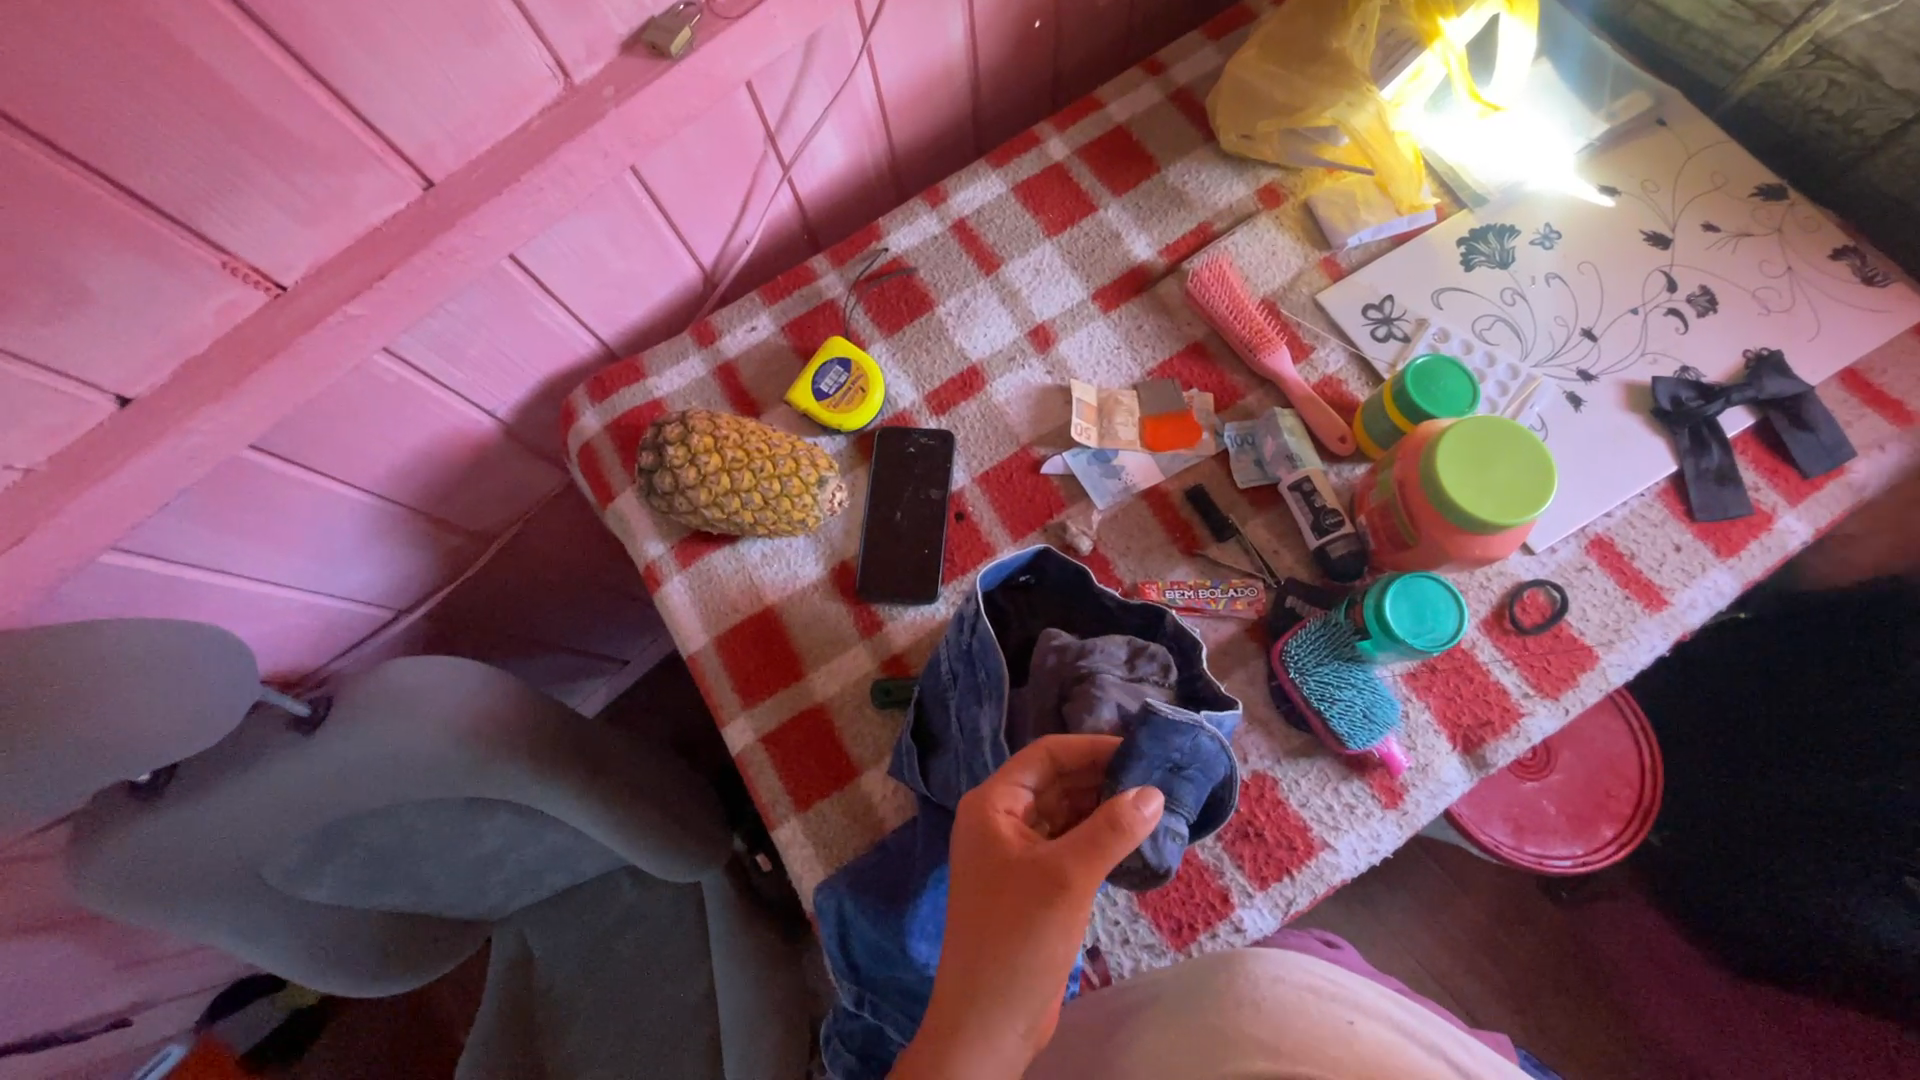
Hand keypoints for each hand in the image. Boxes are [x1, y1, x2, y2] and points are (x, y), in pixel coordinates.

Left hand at [893, 735, 1164, 1079]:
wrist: (989, 1021)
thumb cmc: (1018, 937)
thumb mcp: (1067, 877)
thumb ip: (1111, 829)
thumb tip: (1154, 792)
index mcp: (993, 804)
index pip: (1046, 756)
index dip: (1092, 748)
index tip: (1141, 749)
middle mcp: (1000, 820)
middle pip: (1057, 782)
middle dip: (1103, 778)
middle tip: (1159, 777)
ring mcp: (1016, 853)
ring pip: (1066, 814)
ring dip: (1105, 810)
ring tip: (1157, 805)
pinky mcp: (1033, 884)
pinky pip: (1069, 845)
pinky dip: (1100, 840)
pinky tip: (1135, 841)